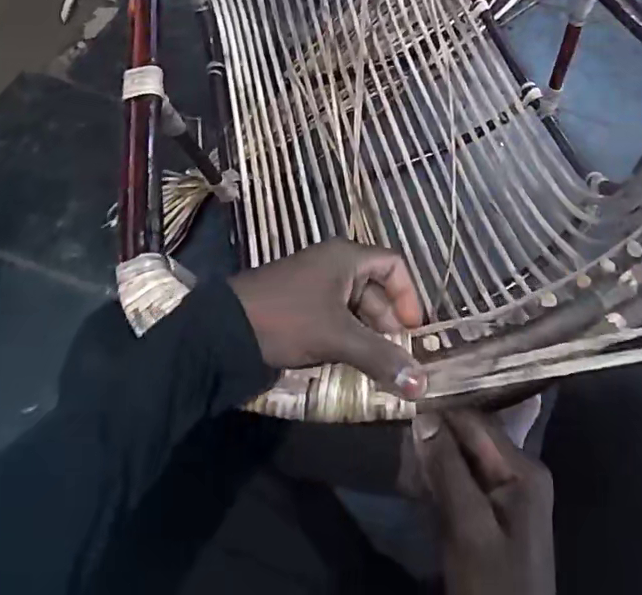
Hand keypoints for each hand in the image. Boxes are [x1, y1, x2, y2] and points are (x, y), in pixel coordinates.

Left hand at [227, 239, 427, 397]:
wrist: (219, 333)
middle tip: (397, 354)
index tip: (413, 329)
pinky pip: (335, 316)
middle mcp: (333, 264)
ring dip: (368, 333)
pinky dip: (347, 336)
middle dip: (388, 322)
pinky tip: (349, 361)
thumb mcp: (337, 337)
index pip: (393, 265)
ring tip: (375, 363)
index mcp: (346, 256)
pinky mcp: (298, 306)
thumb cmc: (287, 319)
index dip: (408, 295)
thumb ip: (380, 358)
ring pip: (355, 306)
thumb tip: (422, 384)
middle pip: (376, 288)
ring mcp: (314, 284)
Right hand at [414, 410, 555, 594]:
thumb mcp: (467, 528)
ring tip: (404, 456)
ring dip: (435, 460)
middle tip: (400, 431)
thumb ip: (447, 470)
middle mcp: (521, 472)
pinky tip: (418, 482)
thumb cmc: (492, 586)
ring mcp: (511, 495)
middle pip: (473, 439)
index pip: (478, 423)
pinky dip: (442, 482)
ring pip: (466, 461)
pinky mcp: (496, 517)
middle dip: (437, 435)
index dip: (443, 409)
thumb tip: (423, 417)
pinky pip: (467, 485)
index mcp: (524, 468)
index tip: (408, 398)